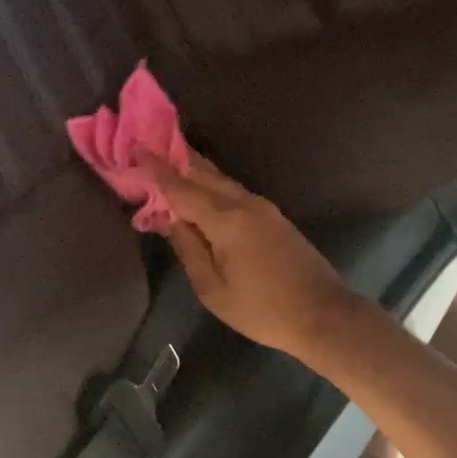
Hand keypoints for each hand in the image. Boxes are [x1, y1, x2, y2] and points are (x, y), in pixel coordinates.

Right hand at [145, 153, 361, 356]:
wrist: (323, 314)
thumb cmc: (262, 309)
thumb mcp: (213, 289)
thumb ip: (188, 248)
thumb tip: (167, 218)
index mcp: (225, 219)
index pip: (181, 187)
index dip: (156, 169)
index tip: (134, 147)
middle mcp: (243, 203)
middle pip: (203, 172)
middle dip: (174, 157)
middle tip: (148, 143)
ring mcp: (261, 206)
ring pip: (220, 179)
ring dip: (193, 168)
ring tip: (167, 159)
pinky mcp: (272, 215)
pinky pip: (232, 190)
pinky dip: (210, 183)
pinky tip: (199, 188)